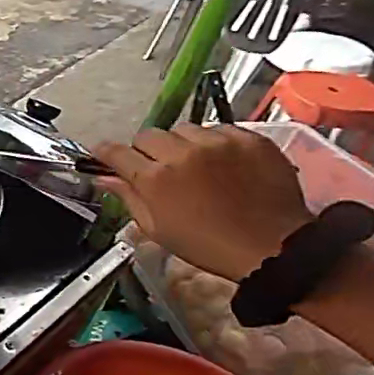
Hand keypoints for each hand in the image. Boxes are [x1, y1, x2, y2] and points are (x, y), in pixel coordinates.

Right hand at [93, 124, 312, 281]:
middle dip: (144, 149)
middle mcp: (183, 153)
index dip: (105, 153)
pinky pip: (219, 129)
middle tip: (154, 165)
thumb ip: (128, 197)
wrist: (271, 246)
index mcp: (155, 178)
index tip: (102, 156)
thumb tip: (103, 179)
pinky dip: (212, 142)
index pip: (117, 152)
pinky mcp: (249, 139)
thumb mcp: (155, 228)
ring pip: (183, 129)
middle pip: (148, 134)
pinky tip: (219, 162)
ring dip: (179, 143)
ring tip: (190, 162)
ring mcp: (219, 142)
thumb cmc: (204, 244)